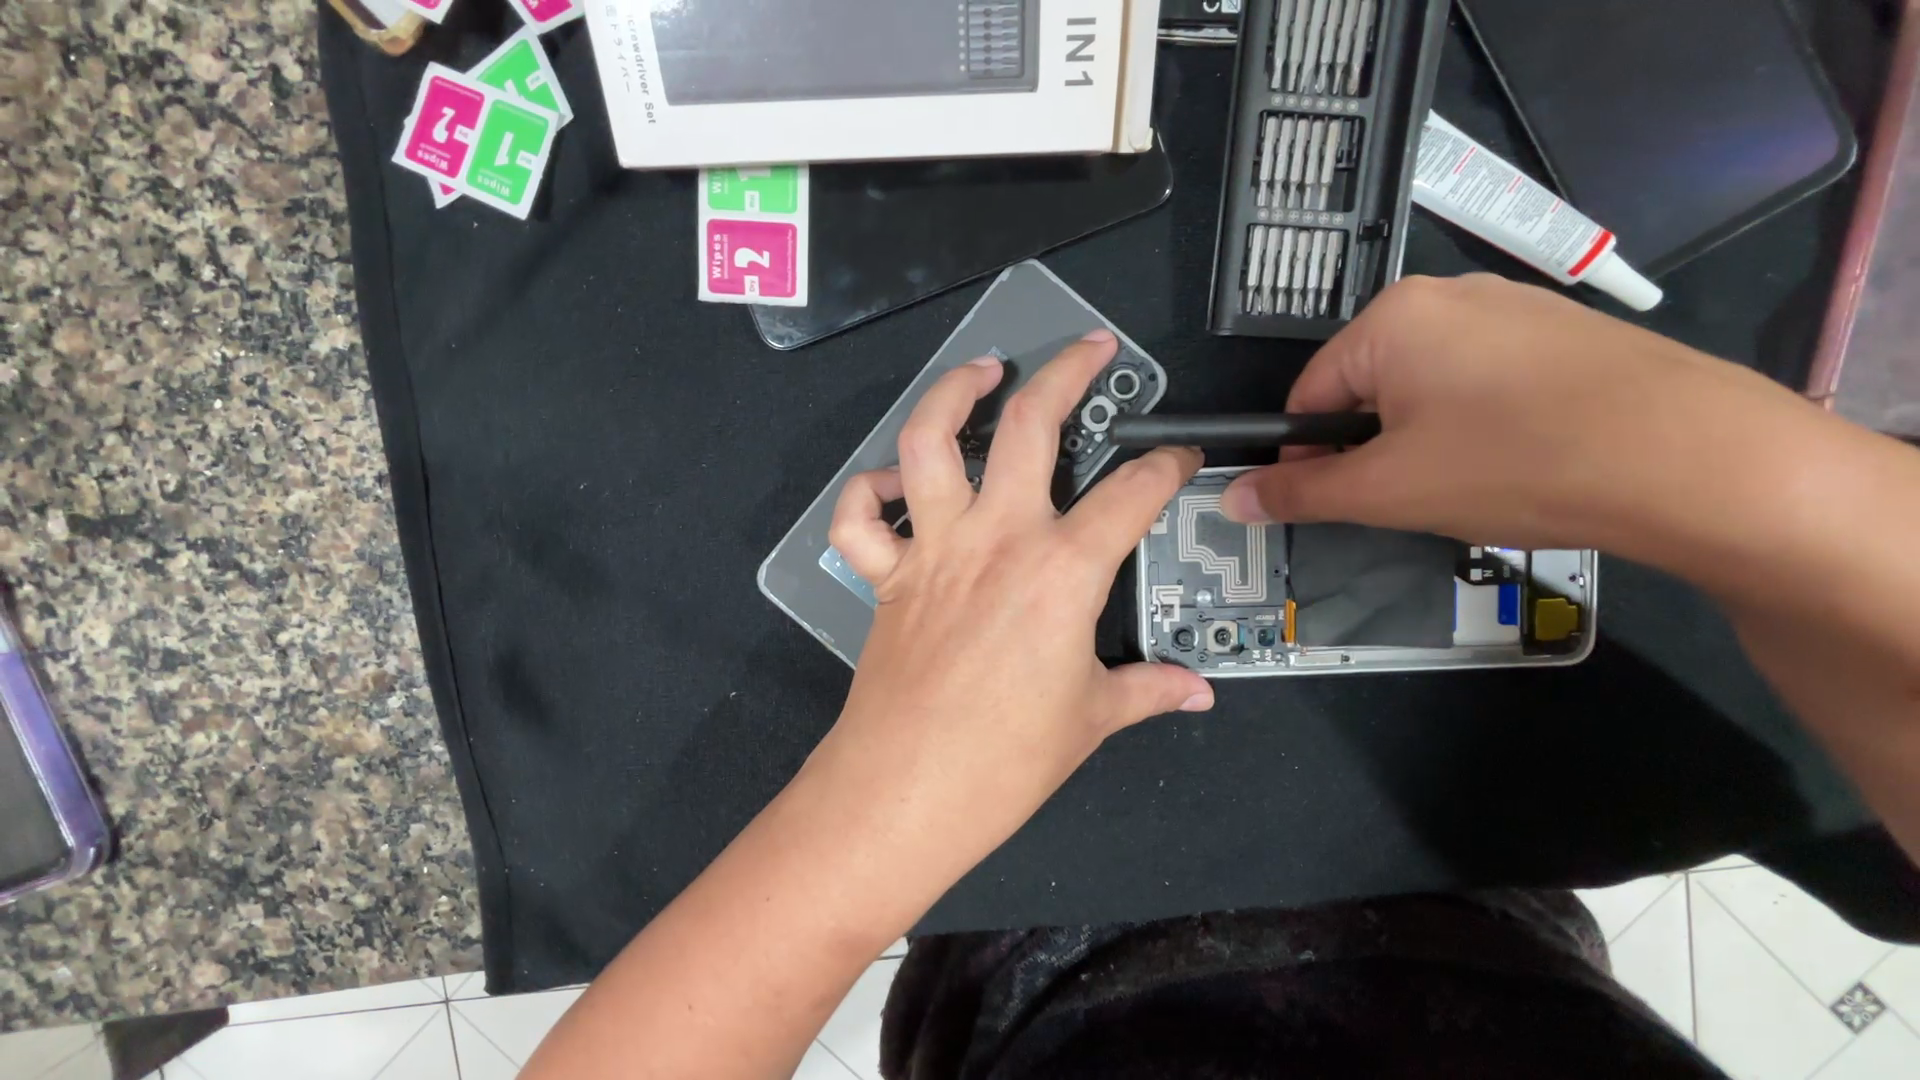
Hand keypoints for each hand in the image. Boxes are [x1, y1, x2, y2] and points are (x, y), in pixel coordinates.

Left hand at [813, 330, 1212, 877]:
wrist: (906, 791)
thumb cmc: (1006, 760)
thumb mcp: (1093, 720)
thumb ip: (1148, 690)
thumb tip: (1196, 691)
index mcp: (1062, 571)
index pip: (1134, 493)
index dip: (1168, 468)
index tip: (1180, 461)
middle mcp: (996, 539)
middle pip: (1030, 426)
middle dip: (1065, 373)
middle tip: (1089, 347)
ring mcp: (933, 549)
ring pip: (930, 441)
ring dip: (953, 392)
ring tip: (982, 370)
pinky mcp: (885, 574)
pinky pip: (860, 516)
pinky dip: (866, 490)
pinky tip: (890, 480)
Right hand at [1220, 274, 1834, 564]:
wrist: (1697, 461)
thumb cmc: (1513, 464)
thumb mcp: (1388, 490)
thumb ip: (1300, 493)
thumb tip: (1229, 499)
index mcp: (1391, 319)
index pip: (1308, 396)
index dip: (1308, 457)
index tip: (1331, 501)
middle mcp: (1449, 295)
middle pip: (1367, 388)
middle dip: (1373, 448)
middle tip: (1409, 499)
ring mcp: (1515, 308)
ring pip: (1427, 388)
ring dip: (1424, 440)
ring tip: (1470, 484)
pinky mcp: (1566, 334)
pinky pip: (1484, 382)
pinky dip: (1479, 426)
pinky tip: (1518, 461)